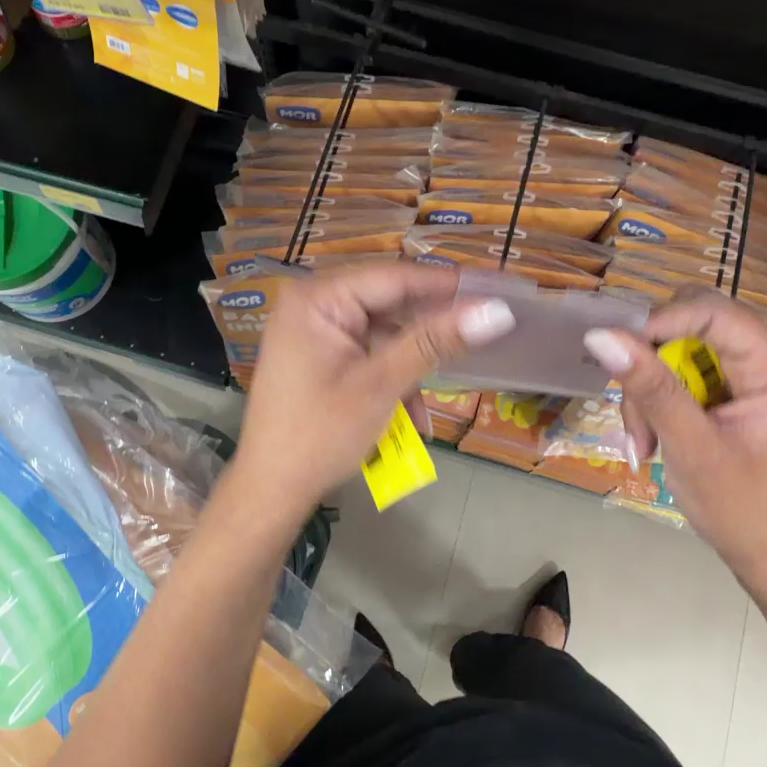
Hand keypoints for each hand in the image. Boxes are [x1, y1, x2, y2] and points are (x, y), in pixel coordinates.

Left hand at [233, 264, 514, 505]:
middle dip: (429, 331)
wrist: (271, 490)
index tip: (495, 289)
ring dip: (412, 366)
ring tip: (441, 394)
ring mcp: (312, 333)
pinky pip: (366, 355)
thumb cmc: (320, 435)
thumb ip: (435, 342)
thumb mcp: (382, 385)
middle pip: (387, 304)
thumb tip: (494, 311)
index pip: (394, 276)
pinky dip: (390, 380)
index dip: (446, 284)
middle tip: (483, 334)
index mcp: (317, 298)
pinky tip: (411, 415)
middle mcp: (311, 305)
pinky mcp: (317, 359)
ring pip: (381, 334)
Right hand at [582, 292, 766, 582]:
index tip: (619, 359)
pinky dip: (663, 397)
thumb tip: (601, 336)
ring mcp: (760, 371)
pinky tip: (659, 435)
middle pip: (694, 323)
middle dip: (653, 362)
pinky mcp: (743, 386)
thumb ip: (650, 389)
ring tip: (647, 440)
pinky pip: (687, 368)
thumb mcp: (690, 450)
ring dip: (652, 387)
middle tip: (639, 414)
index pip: (712, 312)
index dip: (658, 324)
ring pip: (682, 346)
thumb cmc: (741, 510)